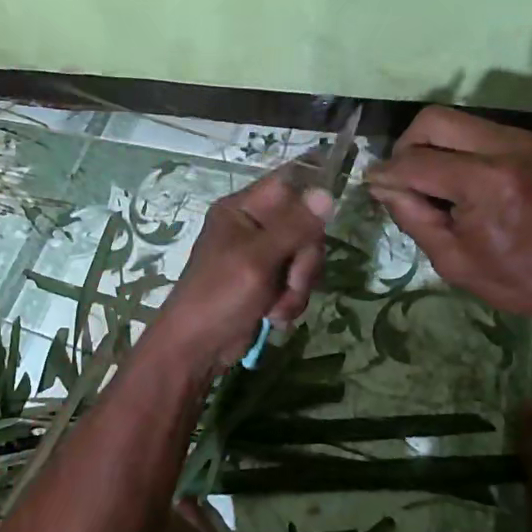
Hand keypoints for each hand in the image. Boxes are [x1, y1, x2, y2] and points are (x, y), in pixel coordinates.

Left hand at [151, 171, 334, 370]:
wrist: (197, 349)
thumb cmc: (218, 296)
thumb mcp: (258, 259)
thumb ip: (294, 226)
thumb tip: (326, 193)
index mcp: (241, 209)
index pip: (287, 183)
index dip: (312, 191)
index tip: (335, 204)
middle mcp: (252, 226)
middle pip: (304, 225)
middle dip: (304, 261)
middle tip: (291, 281)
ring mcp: (261, 255)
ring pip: (305, 257)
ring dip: (298, 287)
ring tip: (277, 307)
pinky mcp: (267, 282)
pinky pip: (296, 281)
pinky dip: (290, 301)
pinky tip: (274, 316)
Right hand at [366, 106, 531, 354]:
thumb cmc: (524, 281)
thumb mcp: (455, 262)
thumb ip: (413, 217)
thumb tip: (383, 186)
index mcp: (485, 183)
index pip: (415, 162)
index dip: (385, 174)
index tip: (370, 186)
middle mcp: (504, 147)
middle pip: (432, 120)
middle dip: (406, 147)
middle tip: (401, 181)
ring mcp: (522, 140)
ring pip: (454, 121)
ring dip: (431, 146)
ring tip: (429, 185)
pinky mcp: (531, 143)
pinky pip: (476, 131)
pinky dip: (455, 149)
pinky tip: (457, 183)